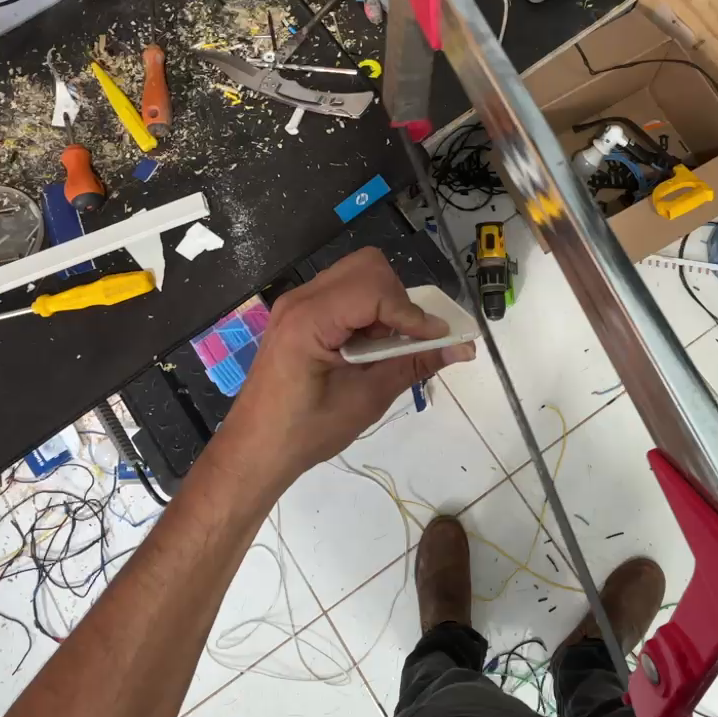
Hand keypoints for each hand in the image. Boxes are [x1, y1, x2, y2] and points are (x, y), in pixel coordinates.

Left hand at [215, 248, 475, 490]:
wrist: (256, 448)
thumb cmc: (306, 431)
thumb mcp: (366, 400)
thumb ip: (413, 365)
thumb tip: (461, 347)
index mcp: (308, 320)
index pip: (373, 290)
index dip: (411, 312)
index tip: (438, 339)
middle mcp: (301, 299)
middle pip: (368, 267)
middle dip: (398, 298)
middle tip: (405, 340)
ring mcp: (298, 302)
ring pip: (359, 274)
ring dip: (385, 302)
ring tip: (387, 345)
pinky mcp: (301, 312)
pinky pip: (346, 291)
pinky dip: (369, 309)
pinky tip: (369, 346)